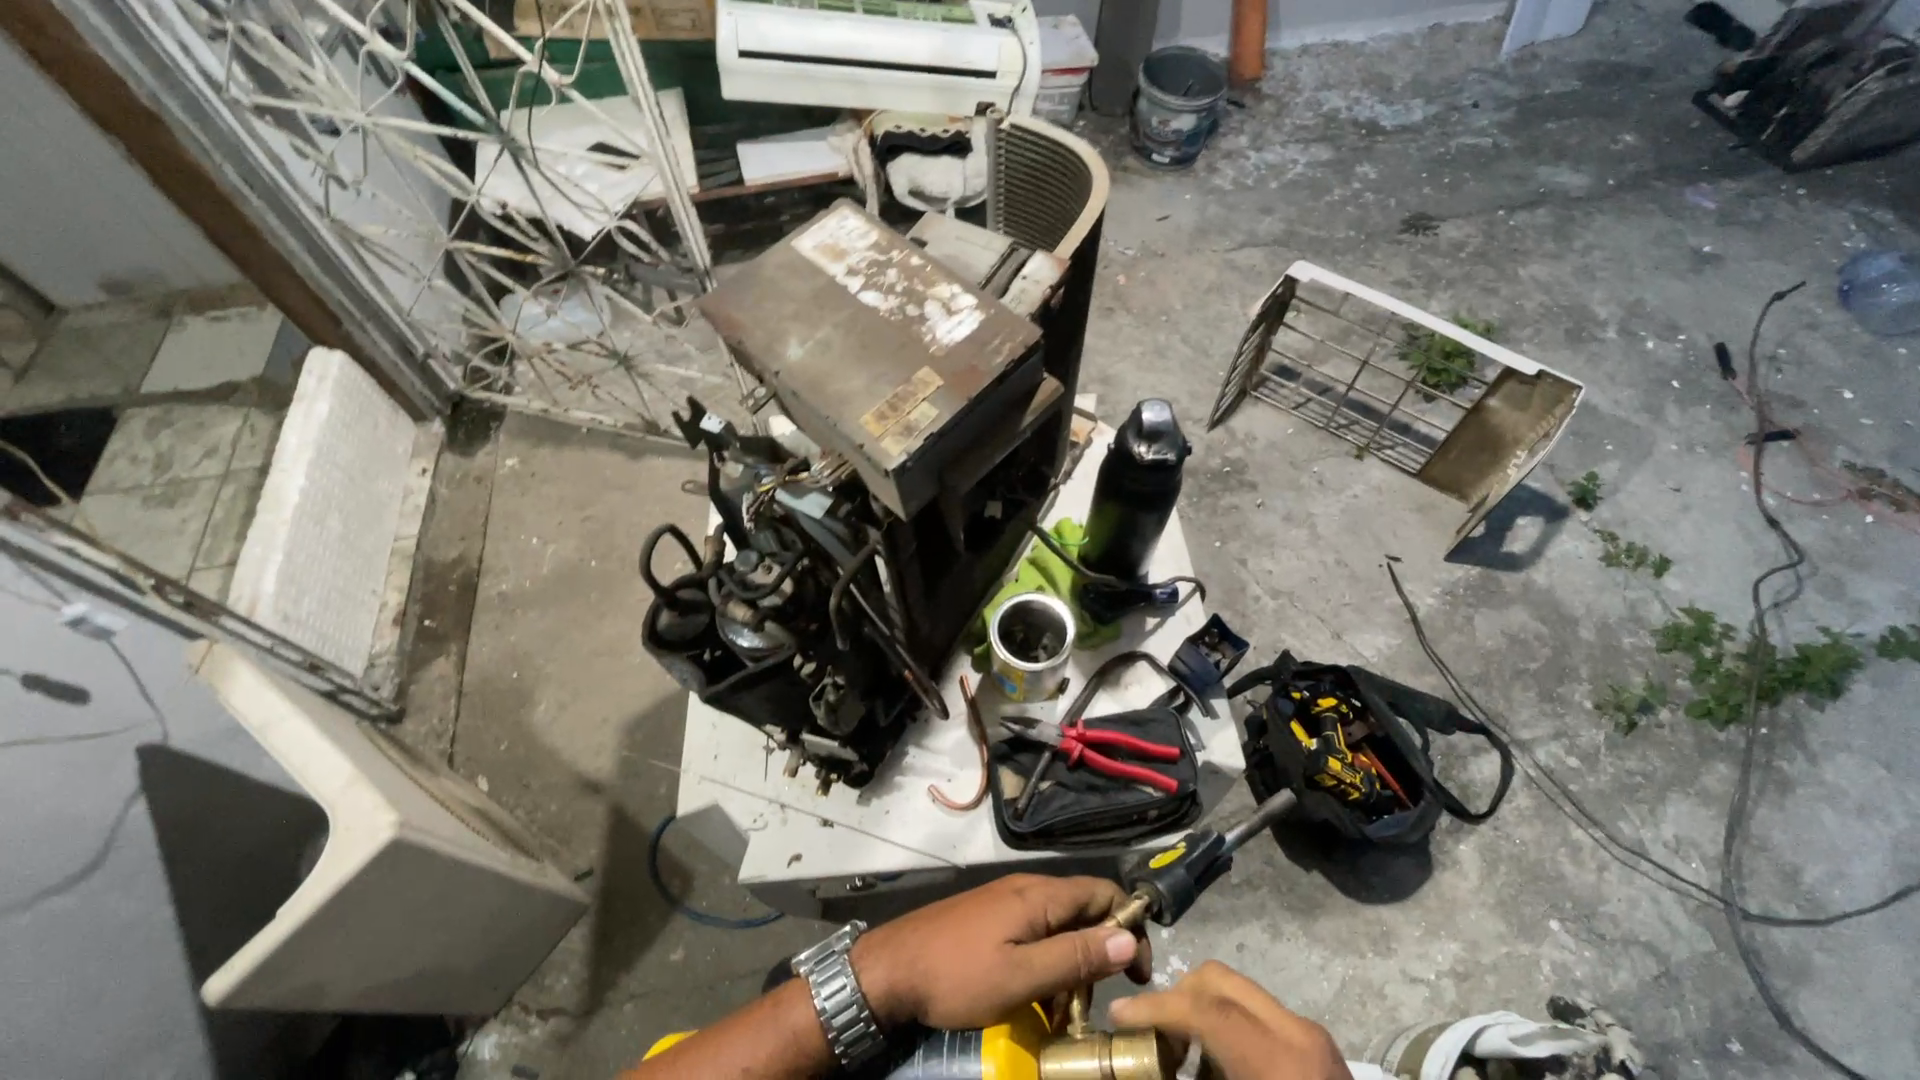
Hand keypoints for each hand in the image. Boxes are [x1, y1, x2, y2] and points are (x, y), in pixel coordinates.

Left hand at [851, 874, 1151, 1029]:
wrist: (889, 970)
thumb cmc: (957, 975)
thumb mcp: (1022, 977)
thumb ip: (1076, 956)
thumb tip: (1130, 937)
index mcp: (1040, 896)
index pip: (1104, 893)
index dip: (1130, 928)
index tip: (1138, 974)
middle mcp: (1027, 889)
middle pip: (1083, 911)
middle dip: (1099, 953)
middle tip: (1093, 1003)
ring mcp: (1005, 902)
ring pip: (1058, 926)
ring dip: (1071, 964)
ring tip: (1063, 1009)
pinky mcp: (989, 918)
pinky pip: (1033, 933)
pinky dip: (1045, 962)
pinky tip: (1034, 994)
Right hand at [1108, 961, 1350, 1079]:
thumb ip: (1189, 1079)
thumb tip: (1146, 1066)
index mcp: (1278, 1061)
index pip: (1205, 1008)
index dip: (1155, 1007)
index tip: (1118, 1015)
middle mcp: (1298, 1034)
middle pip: (1219, 980)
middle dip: (1175, 997)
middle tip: (1150, 1033)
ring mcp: (1311, 1036)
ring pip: (1237, 993)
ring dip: (1200, 1012)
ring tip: (1180, 1058)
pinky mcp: (1317, 1047)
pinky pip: (1257, 1016)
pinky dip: (1226, 1028)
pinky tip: (1215, 1071)